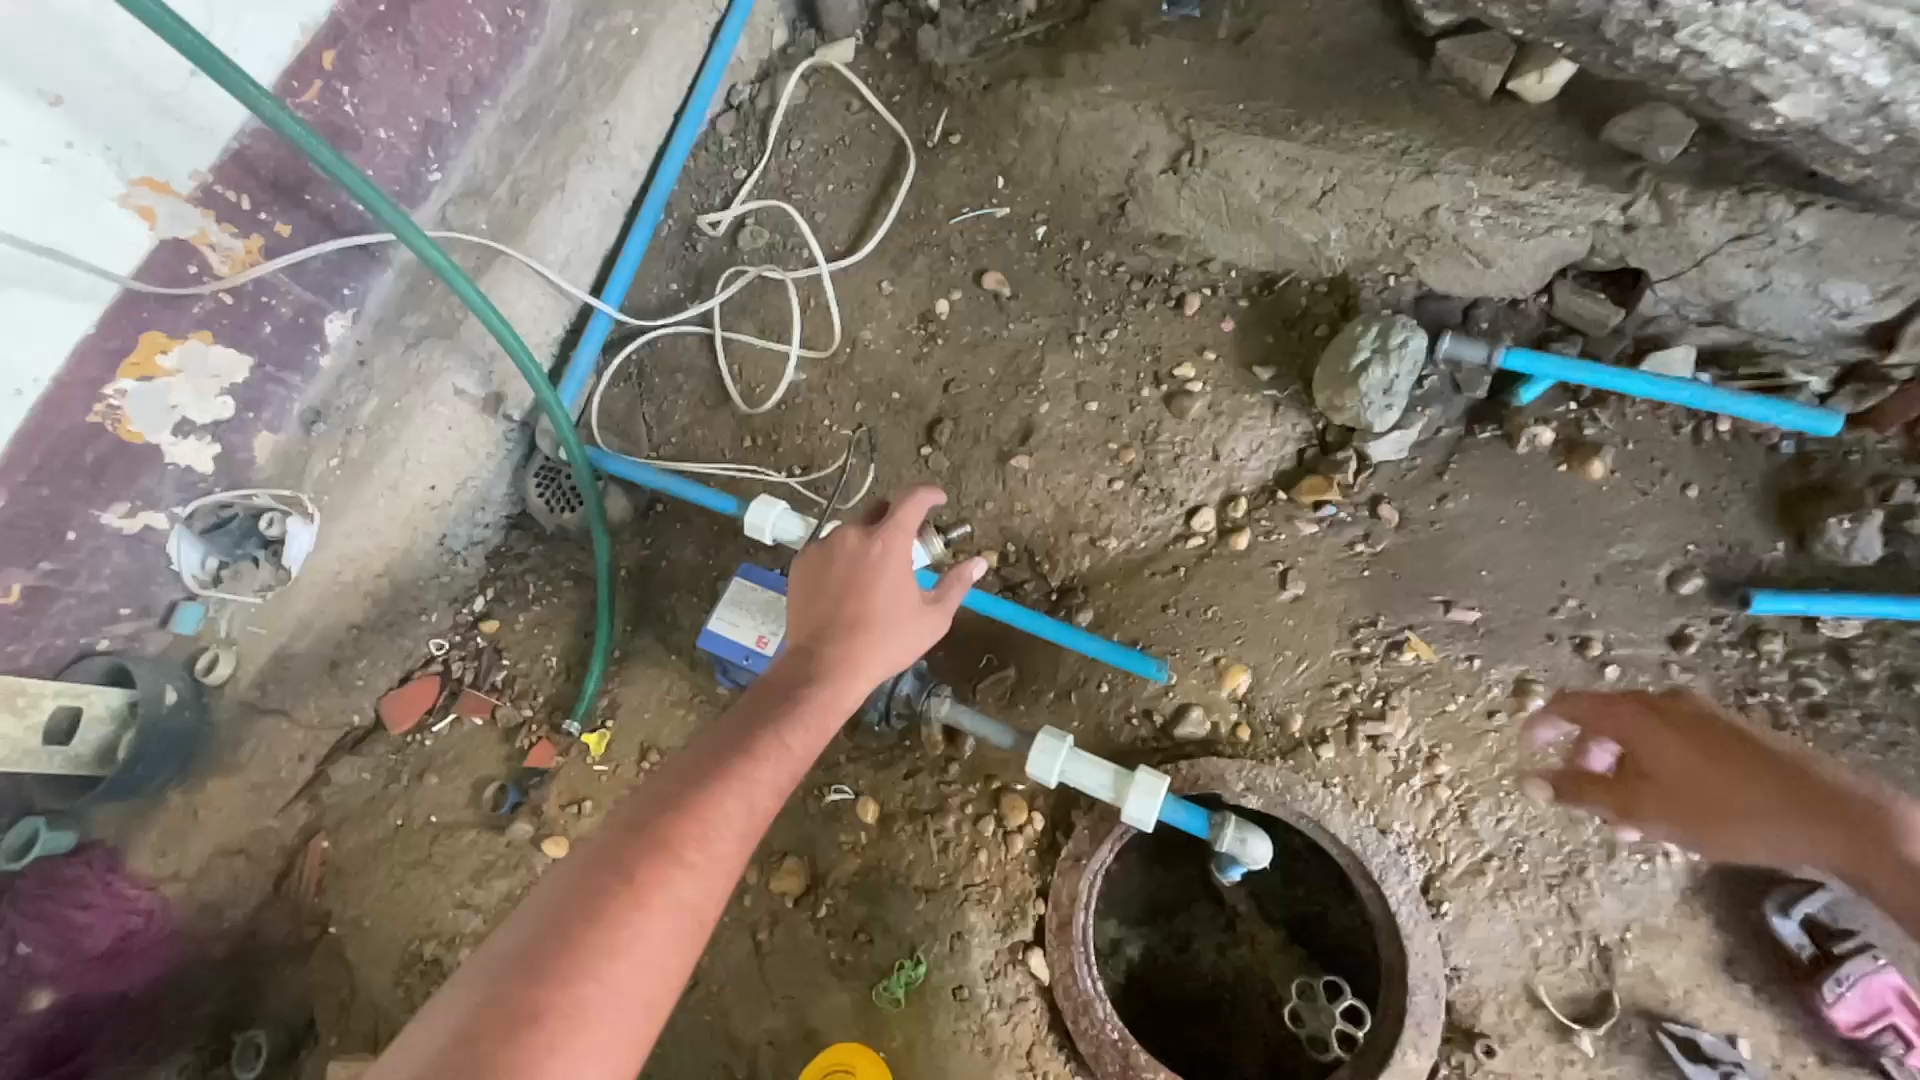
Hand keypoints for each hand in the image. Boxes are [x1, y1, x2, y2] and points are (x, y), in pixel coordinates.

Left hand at [781, 487, 986, 696]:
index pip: (912, 499)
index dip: (929, 494)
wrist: (824, 667)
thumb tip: (979, 563)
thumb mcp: (932, 618)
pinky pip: (827, 549)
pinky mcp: (802, 562)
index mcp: (888, 541)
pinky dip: (841, 558)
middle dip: (895, 519)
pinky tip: (845, 587)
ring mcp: (823, 546)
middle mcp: (853, 534)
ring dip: (866, 541)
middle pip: (878, 509)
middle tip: (906, 545)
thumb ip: (956, 584)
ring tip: (872, 573)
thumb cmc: (885, 643)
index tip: (938, 499)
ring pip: (850, 531)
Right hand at [1521, 689, 1893, 872]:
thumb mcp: (1640, 808)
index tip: (1527, 749)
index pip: (1566, 705)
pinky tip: (1669, 807)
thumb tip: (1526, 780)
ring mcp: (1701, 715)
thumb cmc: (1724, 810)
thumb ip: (1579, 792)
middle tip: (1585, 799)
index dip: (1540, 725)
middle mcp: (1662, 703)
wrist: (1837, 818)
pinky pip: (1673, 743)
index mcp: (1632, 714)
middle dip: (1587, 761)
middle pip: (1604, 723)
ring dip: (1623, 771)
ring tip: (1630, 817)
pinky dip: (1655, 768)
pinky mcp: (1733, 732)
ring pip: (1641, 737)